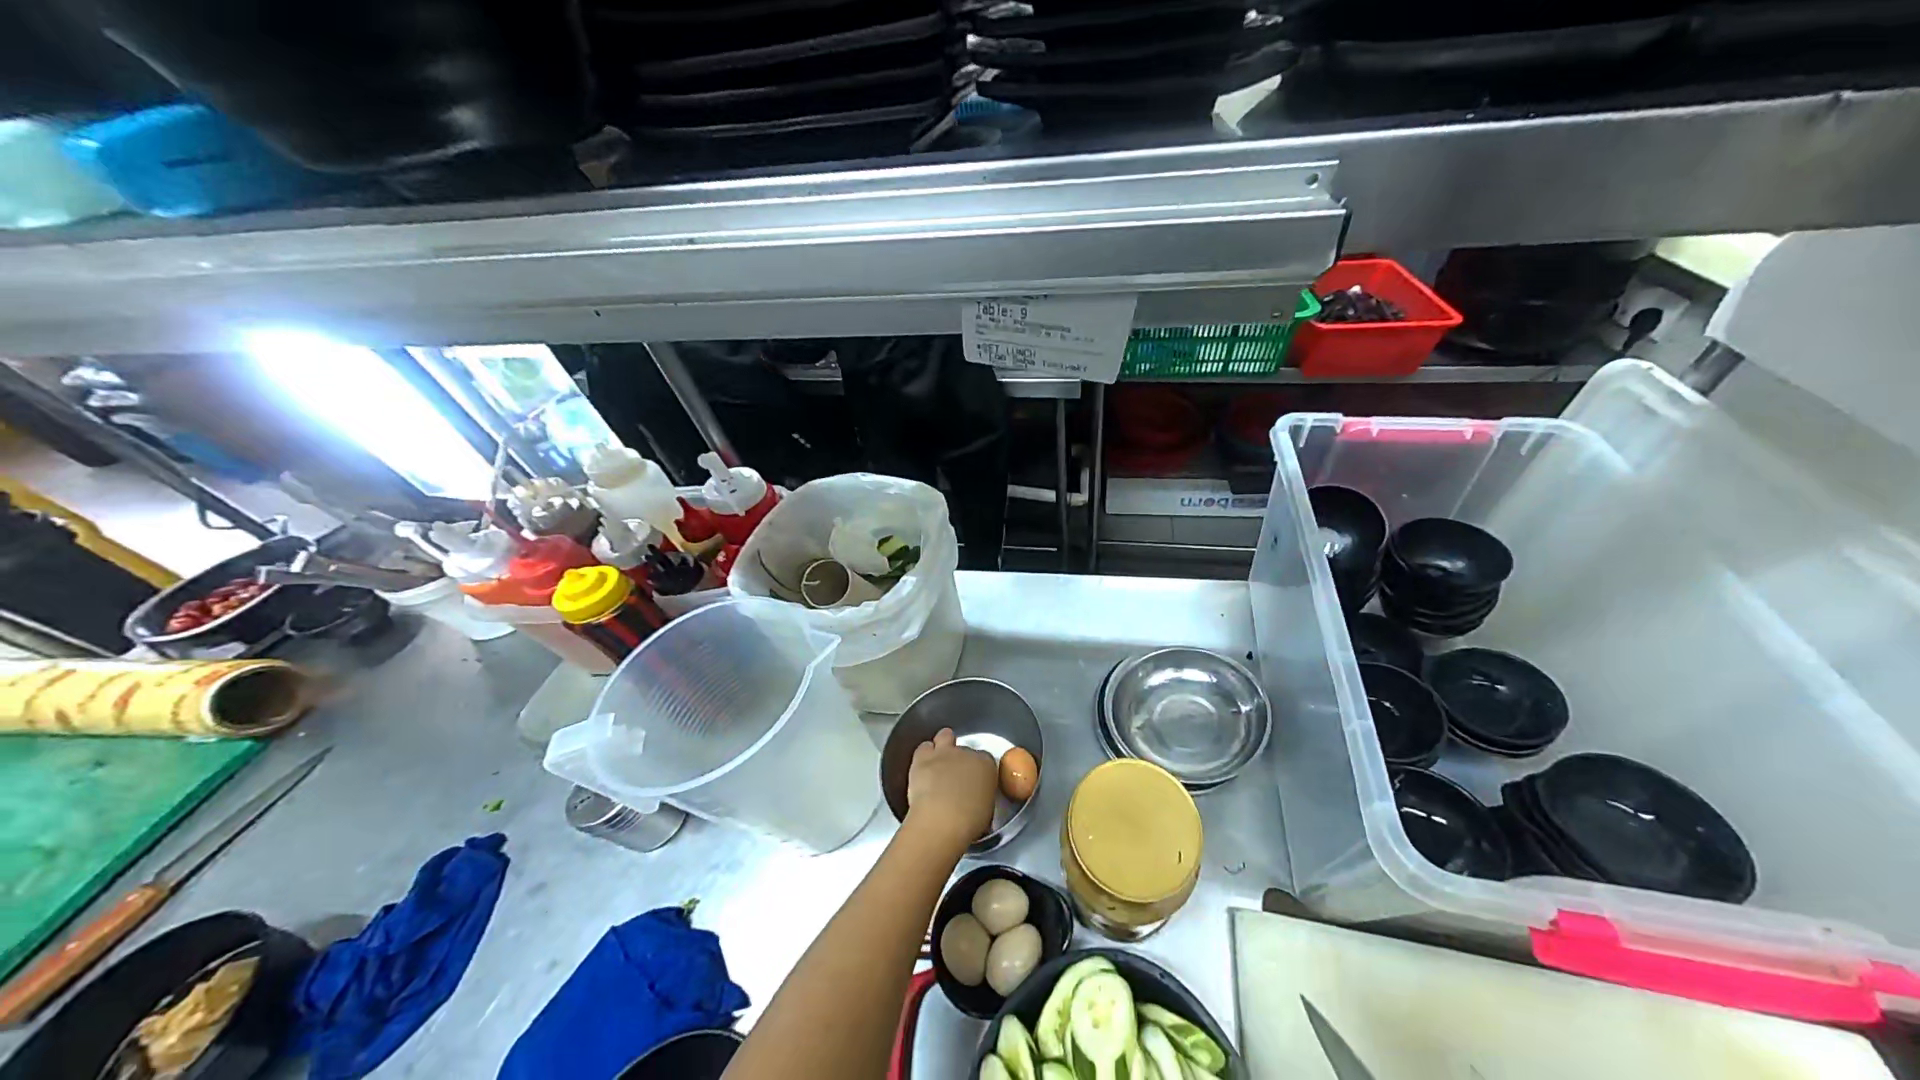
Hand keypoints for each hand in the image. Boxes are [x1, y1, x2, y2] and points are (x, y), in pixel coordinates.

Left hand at [904, 728, 997, 849]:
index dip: (978, 770)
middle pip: (964, 747)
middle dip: (961, 758)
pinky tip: (923, 767)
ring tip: (939, 762)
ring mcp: (943, 753)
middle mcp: (965, 753)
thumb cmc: (969, 822)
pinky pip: (924, 748)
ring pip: (944, 737)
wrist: (942, 820)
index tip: (974, 781)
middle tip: (956, 774)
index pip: (985, 759)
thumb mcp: (986, 810)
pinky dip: (924, 755)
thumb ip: (982, 795)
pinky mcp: (922, 758)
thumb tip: (975, 799)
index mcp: (986, 765)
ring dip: (943, 746)